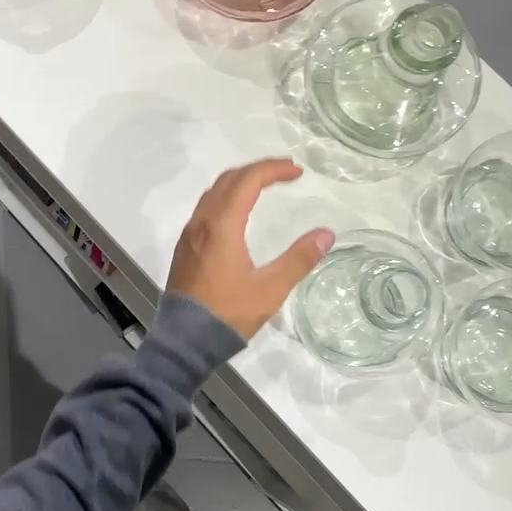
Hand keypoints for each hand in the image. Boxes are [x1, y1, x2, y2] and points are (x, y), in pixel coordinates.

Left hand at [168, 158, 334, 338]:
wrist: (186, 340)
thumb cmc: (229, 313)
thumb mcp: (270, 289)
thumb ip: (299, 259)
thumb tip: (326, 234)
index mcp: (221, 226)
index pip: (247, 181)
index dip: (273, 170)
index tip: (297, 172)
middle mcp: (201, 223)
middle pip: (227, 181)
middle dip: (256, 171)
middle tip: (283, 173)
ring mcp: (189, 236)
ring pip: (212, 194)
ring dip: (238, 183)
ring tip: (263, 187)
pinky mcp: (184, 250)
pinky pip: (204, 211)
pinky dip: (224, 199)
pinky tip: (237, 214)